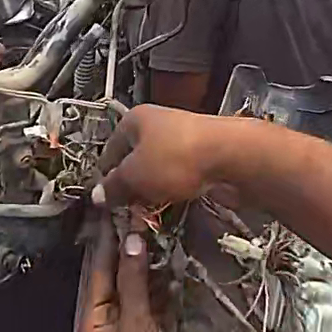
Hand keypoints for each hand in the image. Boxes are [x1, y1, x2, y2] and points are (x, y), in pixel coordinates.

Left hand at [76, 214, 211, 331]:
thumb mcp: (137, 327)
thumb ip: (134, 281)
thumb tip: (131, 238)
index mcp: (91, 321)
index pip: (96, 269)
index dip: (105, 239)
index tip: (113, 207)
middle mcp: (106, 322)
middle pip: (113, 275)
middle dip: (123, 246)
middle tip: (136, 211)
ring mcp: (131, 329)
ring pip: (135, 286)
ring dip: (143, 262)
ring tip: (153, 229)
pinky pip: (153, 301)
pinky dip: (160, 283)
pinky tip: (170, 264)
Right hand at [95, 105, 262, 208]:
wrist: (233, 156)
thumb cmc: (177, 157)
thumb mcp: (135, 176)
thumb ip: (114, 187)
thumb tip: (98, 196)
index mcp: (134, 120)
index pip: (109, 150)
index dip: (105, 176)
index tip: (105, 200)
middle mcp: (157, 124)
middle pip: (134, 160)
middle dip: (131, 186)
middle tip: (127, 210)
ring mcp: (181, 139)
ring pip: (158, 170)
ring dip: (153, 191)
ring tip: (149, 211)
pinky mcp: (201, 155)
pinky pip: (179, 176)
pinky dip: (174, 190)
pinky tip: (174, 203)